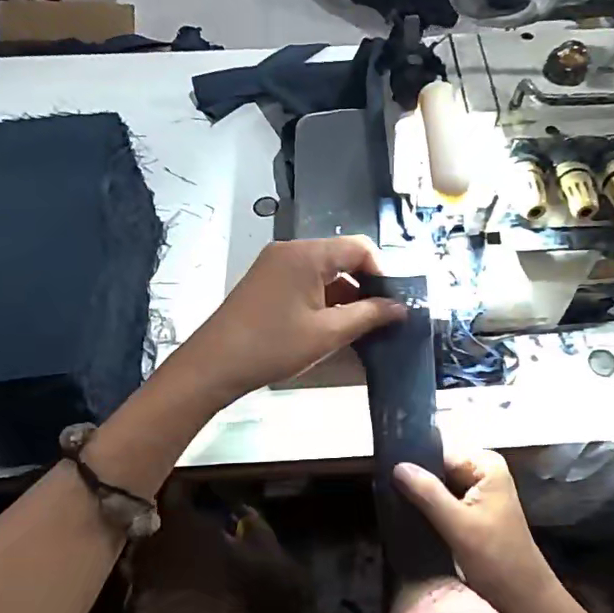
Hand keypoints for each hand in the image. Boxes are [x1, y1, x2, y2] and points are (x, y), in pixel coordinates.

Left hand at [171, 237, 406, 404]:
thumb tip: (400, 307)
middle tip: (380, 317)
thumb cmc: (273, 346)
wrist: (213, 365)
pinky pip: (305, 279)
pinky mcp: (266, 280)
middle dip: (364, 284)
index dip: (382, 272)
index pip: (360, 248)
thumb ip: (369, 316)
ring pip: (324, 270)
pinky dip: (322, 297)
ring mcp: (275, 264)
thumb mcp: (327, 334)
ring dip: (343, 294)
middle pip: (341, 256)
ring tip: (358, 326)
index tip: (393, 302)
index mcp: (307, 254)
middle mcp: (291, 250)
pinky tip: (330, 324)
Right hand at [394, 449, 556, 612]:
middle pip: (439, 470)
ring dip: (421, 499)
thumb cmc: (497, 558)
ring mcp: (479, 493)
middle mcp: (483, 473)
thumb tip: (398, 466)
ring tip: (393, 507)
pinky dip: (429, 511)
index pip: (440, 456)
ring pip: (439, 488)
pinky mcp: (472, 513)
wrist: (522, 597)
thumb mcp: (458, 524)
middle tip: (386, 496)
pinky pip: (444, 503)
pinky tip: (409, 519)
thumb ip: (428, 493)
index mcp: (486, 465)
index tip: (387, 477)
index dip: (416, 467)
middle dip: (417, 484)